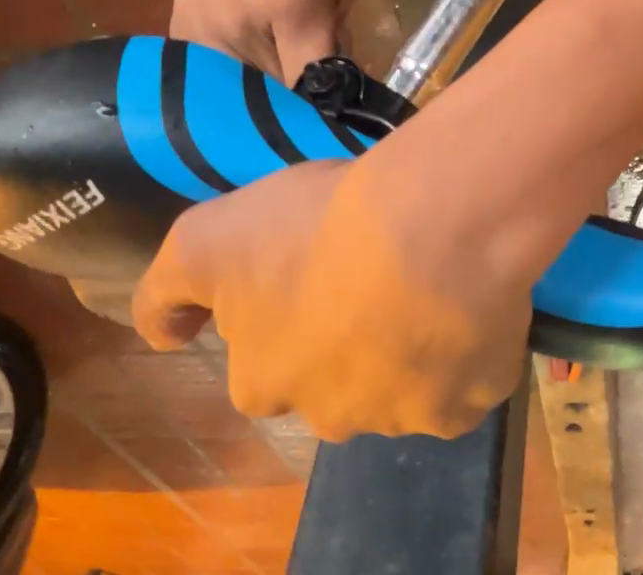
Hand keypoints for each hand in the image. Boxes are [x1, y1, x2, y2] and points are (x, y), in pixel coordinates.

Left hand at [130, 160, 533, 439]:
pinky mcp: (471, 401)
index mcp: (266, 381)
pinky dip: (467, 352)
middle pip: (335, 386)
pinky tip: (473, 303)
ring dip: (411, 347)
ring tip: (435, 279)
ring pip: (405, 386)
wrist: (433, 234)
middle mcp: (332, 415)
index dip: (287, 314)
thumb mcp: (211, 235)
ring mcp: (408, 415)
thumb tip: (169, 336)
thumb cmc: (319, 229)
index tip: (314, 271)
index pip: (264, 366)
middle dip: (348, 345)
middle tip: (376, 275)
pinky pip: (467, 382)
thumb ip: (171, 286)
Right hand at [166, 0, 364, 79]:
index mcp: (296, 11)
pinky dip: (241, 77)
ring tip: (282, 61)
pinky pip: (220, 77)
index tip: (343, 90)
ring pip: (251, 92)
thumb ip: (343, 15)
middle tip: (313, 69)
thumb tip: (337, 58)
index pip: (318, 80)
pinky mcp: (185, 40)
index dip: (334, 92)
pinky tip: (254, 57)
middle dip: (305, 90)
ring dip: (272, 88)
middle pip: (284, 94)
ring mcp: (210, 41)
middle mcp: (249, 35)